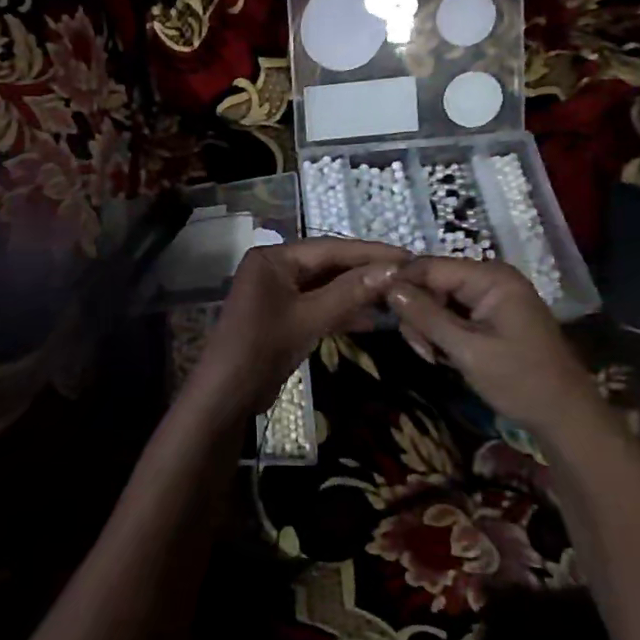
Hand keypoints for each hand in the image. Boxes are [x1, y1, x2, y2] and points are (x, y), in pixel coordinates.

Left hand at [187, 238, 407, 420]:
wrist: (228, 391)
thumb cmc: (262, 346)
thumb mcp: (309, 317)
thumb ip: (350, 292)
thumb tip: (395, 269)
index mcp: (273, 258)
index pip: (329, 248)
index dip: (370, 252)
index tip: (410, 256)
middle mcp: (274, 269)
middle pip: (329, 266)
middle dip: (367, 273)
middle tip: (411, 277)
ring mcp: (278, 293)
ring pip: (326, 288)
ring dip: (358, 294)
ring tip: (400, 299)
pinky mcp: (284, 317)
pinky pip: (319, 307)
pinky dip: (343, 313)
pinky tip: (375, 321)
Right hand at [384, 257, 607, 437]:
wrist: (561, 414)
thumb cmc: (519, 380)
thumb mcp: (466, 349)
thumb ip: (426, 316)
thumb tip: (388, 288)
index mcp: (491, 278)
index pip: (429, 266)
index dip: (402, 284)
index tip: (382, 311)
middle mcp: (489, 279)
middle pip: (430, 282)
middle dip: (416, 313)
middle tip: (421, 349)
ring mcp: (489, 297)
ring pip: (435, 299)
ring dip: (425, 327)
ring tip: (432, 357)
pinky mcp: (486, 314)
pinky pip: (448, 313)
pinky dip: (438, 333)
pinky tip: (440, 355)